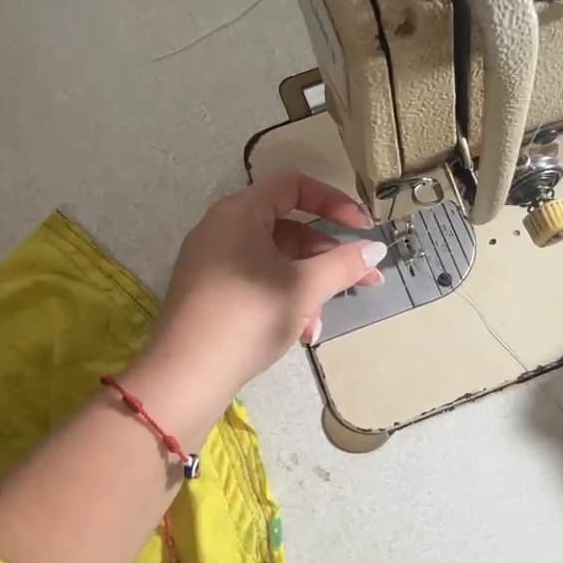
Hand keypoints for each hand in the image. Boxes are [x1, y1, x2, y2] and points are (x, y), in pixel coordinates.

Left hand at [124, 172, 385, 427]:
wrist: (186, 375)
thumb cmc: (248, 317)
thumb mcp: (304, 288)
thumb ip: (344, 264)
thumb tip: (376, 249)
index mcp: (240, 212)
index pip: (294, 186)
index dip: (334, 202)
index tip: (364, 229)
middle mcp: (223, 228)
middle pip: (288, 228)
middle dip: (327, 257)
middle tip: (363, 281)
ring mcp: (213, 262)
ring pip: (276, 261)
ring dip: (308, 287)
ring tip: (321, 323)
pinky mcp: (210, 292)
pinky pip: (257, 282)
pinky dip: (283, 300)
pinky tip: (299, 334)